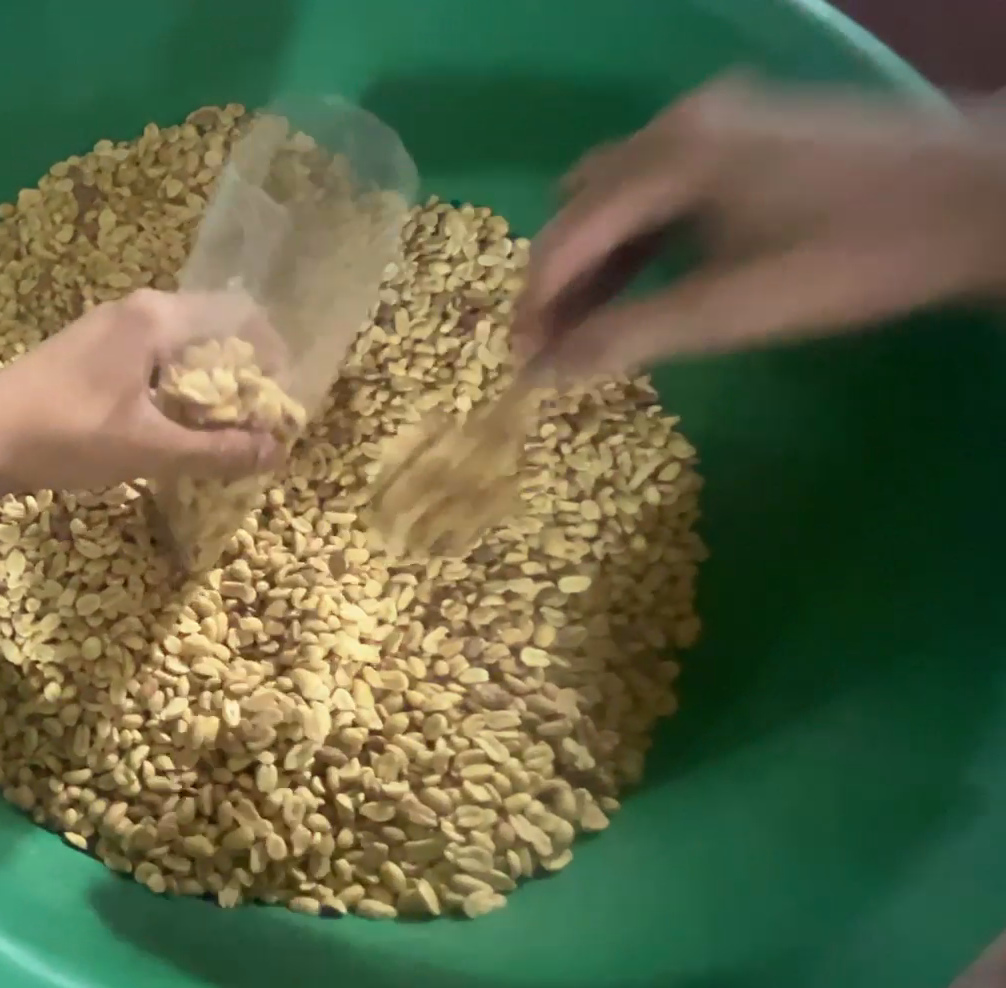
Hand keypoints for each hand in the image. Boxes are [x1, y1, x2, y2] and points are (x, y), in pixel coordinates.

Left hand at [0, 289, 285, 494]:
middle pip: (210, 329)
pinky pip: (145, 360)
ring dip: (201, 383)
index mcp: (157, 318)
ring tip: (211, 430)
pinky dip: (168, 387)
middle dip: (238, 374)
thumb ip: (214, 450)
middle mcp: (134, 310)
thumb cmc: (66, 435)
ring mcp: (104, 328)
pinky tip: (161, 425)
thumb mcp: (147, 449)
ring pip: (175, 346)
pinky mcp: (84, 352)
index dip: (273, 356)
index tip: (280, 401)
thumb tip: (274, 452)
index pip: (241, 316)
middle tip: (250, 422)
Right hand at [515, 77, 1005, 378]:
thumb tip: (538, 376)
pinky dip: (631, 238)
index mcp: (668, 160)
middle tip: (552, 344)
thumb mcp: (729, 309)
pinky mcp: (742, 134)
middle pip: (576, 213)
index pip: (563, 240)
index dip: (533, 308)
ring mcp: (713, 122)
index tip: (518, 362)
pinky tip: (639, 279)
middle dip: (556, 283)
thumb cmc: (860, 255)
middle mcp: (676, 127)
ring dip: (591, 262)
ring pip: (610, 199)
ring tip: (589, 320)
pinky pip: (651, 188)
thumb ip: (621, 338)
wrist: (1005, 198)